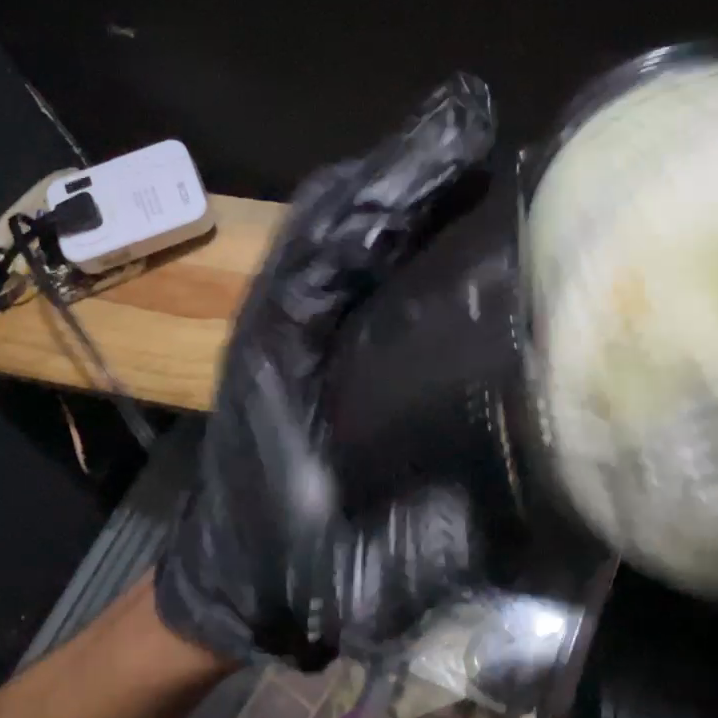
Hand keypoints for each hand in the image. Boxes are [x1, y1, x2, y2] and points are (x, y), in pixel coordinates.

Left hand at [155, 75, 498, 668]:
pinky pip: (335, 264)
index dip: (402, 183)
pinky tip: (426, 228)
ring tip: (462, 161)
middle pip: (334, 212)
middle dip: (402, 167)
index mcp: (282, 349)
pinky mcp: (297, 344)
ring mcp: (285, 327)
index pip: (340, 238)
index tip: (468, 138)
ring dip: (390, 189)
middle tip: (476, 133)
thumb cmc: (272, 569)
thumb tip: (496, 504)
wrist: (221, 584)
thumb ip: (413, 547)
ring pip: (331, 230)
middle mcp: (279, 318)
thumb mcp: (343, 568)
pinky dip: (377, 229)